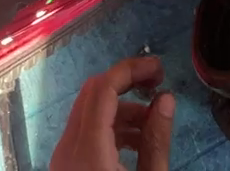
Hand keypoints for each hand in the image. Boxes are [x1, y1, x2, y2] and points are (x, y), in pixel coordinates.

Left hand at [50, 55, 174, 170]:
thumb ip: (156, 142)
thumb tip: (166, 98)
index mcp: (88, 149)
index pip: (104, 88)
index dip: (131, 69)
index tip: (159, 68)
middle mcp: (67, 147)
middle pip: (93, 93)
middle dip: (126, 82)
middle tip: (157, 85)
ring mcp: (62, 158)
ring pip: (88, 111)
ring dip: (120, 107)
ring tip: (152, 121)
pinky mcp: (65, 167)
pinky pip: (84, 132)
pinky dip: (109, 126)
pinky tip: (135, 141)